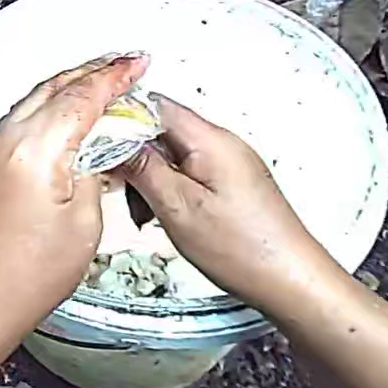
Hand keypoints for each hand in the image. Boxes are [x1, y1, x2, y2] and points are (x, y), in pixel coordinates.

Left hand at [0, 54, 147, 330]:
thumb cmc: (26, 274)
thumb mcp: (84, 222)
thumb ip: (94, 170)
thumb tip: (100, 145)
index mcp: (34, 151)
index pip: (81, 98)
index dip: (114, 78)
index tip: (136, 65)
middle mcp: (5, 141)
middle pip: (54, 87)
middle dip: (92, 71)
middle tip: (123, 64)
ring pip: (34, 98)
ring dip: (68, 85)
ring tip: (99, 80)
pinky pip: (21, 117)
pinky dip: (48, 106)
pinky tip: (65, 112)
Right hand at [119, 96, 329, 301]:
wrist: (291, 282)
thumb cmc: (243, 249)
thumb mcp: (177, 206)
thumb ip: (142, 167)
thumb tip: (113, 138)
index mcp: (210, 140)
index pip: (154, 105)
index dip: (119, 118)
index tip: (96, 141)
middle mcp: (220, 143)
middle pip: (160, 128)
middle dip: (131, 153)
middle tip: (116, 184)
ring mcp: (226, 162)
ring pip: (169, 152)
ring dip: (146, 174)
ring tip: (141, 210)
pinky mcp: (227, 181)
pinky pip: (185, 170)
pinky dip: (165, 186)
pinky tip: (159, 212)